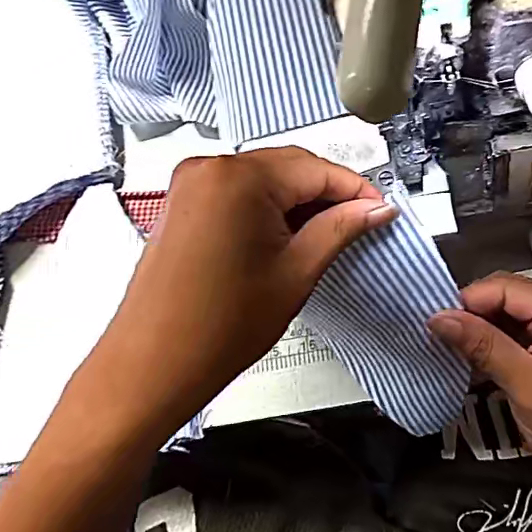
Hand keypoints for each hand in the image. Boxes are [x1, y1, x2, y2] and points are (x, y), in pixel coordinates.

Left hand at [94, 147, 398, 437]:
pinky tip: (289, 234)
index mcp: (239, 179)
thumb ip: (341, 229)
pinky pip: (240, 189)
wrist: (152, 365)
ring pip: (266, 177)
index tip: (378, 208)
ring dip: (299, 200)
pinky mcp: (184, 201)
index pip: (317, 169)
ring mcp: (192, 184)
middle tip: (360, 222)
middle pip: (290, 166)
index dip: (355, 189)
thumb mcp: (296, 272)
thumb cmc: (212, 329)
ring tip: (327, 234)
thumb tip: (373, 208)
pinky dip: (269, 206)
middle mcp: (210, 169)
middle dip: (328, 193)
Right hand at [428, 273, 531, 508]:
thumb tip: (437, 317)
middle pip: (510, 296)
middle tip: (439, 335)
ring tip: (450, 346)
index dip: (468, 301)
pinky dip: (498, 343)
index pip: (508, 288)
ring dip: (483, 330)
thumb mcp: (525, 386)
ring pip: (512, 313)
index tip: (434, 322)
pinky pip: (522, 331)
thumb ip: (482, 345)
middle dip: (474, 314)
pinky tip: (474, 357)